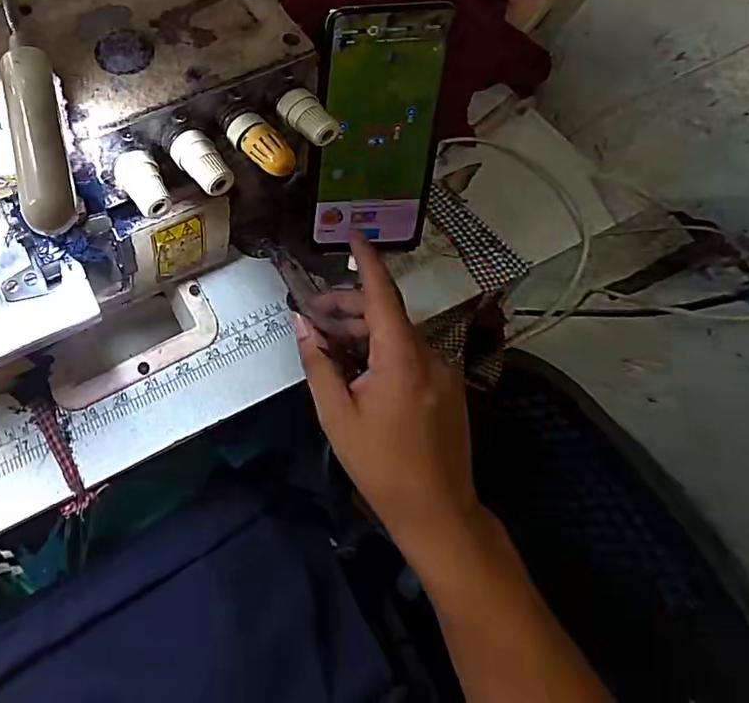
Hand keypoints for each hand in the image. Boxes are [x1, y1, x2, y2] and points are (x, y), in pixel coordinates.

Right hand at [295, 236, 485, 553]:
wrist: (439, 514)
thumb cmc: (381, 466)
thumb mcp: (337, 415)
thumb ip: (318, 363)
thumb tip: (302, 323)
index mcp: (402, 360)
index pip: (383, 296)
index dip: (368, 262)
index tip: (354, 234)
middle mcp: (429, 357)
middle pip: (386, 313)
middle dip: (347, 306)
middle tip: (312, 316)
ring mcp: (443, 373)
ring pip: (397, 334)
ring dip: (362, 330)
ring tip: (327, 342)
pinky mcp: (447, 388)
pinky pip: (410, 354)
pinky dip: (380, 349)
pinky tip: (356, 365)